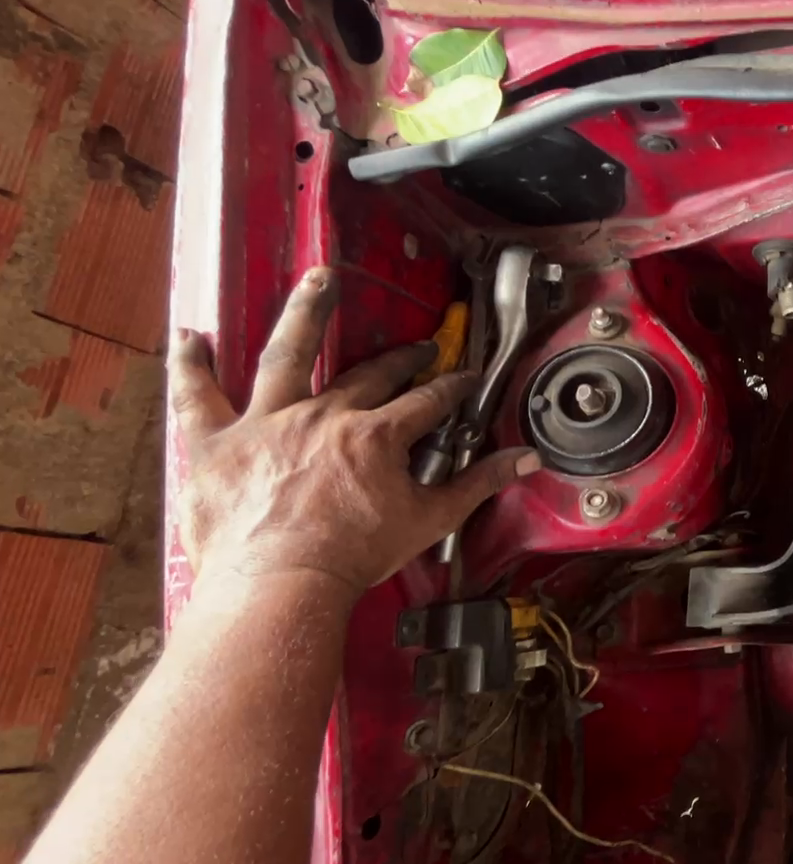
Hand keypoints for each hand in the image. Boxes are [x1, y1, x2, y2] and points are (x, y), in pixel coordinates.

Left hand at [169, 267, 539, 594]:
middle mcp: (325, 415)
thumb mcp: (434, 517)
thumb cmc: (357, 552)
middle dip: (402, 358)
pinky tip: (191, 336)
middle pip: (370, 373)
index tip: (467, 378)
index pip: (429, 399)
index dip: (454, 387)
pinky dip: (191, 366)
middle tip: (421, 348)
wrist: (279, 584)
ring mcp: (267, 423)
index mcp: (378, 434)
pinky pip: (197, 397)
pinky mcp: (216, 444)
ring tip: (317, 280)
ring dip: (305, 314)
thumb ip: (482, 481)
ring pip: (286, 356)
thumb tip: (530, 459)